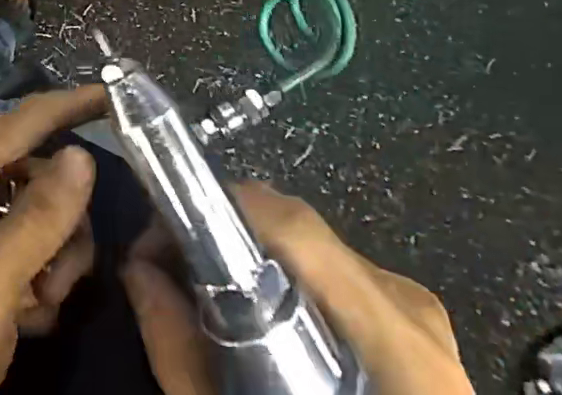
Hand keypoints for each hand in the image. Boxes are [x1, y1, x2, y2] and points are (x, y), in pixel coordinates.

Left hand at [0, 86, 106, 394]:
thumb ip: (39, 218)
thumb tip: (83, 154)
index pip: (27, 120)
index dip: (73, 104)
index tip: (119, 95)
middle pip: (49, 168)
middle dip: (63, 226)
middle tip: (53, 279)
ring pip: (57, 206)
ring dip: (59, 259)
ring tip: (36, 302)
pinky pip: (50, 234)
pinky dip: (51, 272)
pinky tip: (29, 308)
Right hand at [121, 182, 473, 394]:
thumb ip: (180, 352)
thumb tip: (137, 269)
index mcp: (388, 339)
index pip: (293, 225)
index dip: (216, 210)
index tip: (161, 234)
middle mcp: (408, 310)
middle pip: (300, 232)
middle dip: (224, 234)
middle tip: (171, 268)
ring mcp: (422, 323)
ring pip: (315, 254)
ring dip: (255, 262)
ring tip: (211, 303)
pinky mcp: (424, 339)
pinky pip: (341, 285)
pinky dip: (291, 290)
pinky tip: (267, 333)